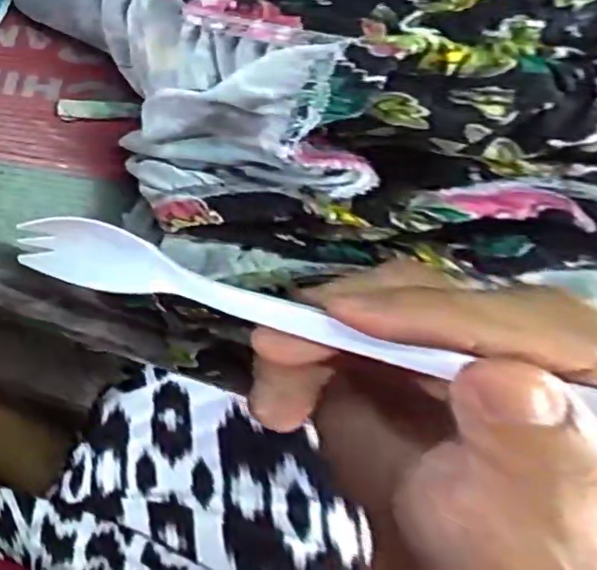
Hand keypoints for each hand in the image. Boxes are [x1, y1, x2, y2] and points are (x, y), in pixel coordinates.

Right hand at [250, 261, 596, 568]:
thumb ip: (531, 450)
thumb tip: (511, 378)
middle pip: (421, 298)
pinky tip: (279, 402)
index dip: (426, 311)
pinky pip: (326, 328)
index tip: (343, 315)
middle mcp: (524, 347)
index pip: (516, 319)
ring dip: (301, 341)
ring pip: (360, 305)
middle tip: (276, 350)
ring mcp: (450, 345)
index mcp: (591, 375)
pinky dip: (292, 357)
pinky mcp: (389, 350)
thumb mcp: (532, 515)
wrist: (462, 567)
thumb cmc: (517, 553)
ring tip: (275, 401)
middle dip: (336, 321)